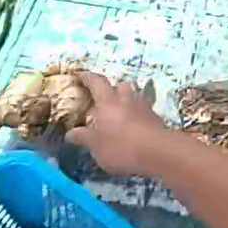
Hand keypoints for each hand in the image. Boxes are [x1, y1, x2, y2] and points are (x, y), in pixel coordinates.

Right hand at [66, 71, 181, 176]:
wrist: (157, 151)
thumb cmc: (120, 146)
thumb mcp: (95, 146)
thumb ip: (83, 137)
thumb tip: (70, 133)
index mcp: (108, 100)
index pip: (97, 82)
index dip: (88, 78)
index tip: (81, 76)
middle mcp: (126, 98)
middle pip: (119, 85)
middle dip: (112, 90)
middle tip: (104, 100)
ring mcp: (143, 106)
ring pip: (133, 96)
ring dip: (126, 102)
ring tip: (119, 114)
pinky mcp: (155, 117)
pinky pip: (143, 110)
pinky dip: (136, 115)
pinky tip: (133, 127)